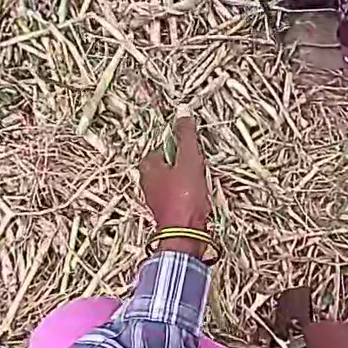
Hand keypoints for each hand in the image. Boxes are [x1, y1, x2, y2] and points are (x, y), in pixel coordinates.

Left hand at [139, 116, 211, 255]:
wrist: (186, 235)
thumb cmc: (184, 198)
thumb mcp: (189, 160)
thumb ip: (186, 137)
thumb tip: (183, 113)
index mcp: (147, 167)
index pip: (164, 147)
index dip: (181, 148)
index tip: (193, 153)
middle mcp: (147, 183)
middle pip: (170, 164)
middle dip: (186, 165)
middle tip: (198, 170)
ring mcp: (156, 199)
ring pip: (175, 181)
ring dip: (189, 181)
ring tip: (200, 186)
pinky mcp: (167, 212)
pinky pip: (180, 196)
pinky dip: (189, 195)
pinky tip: (198, 199)